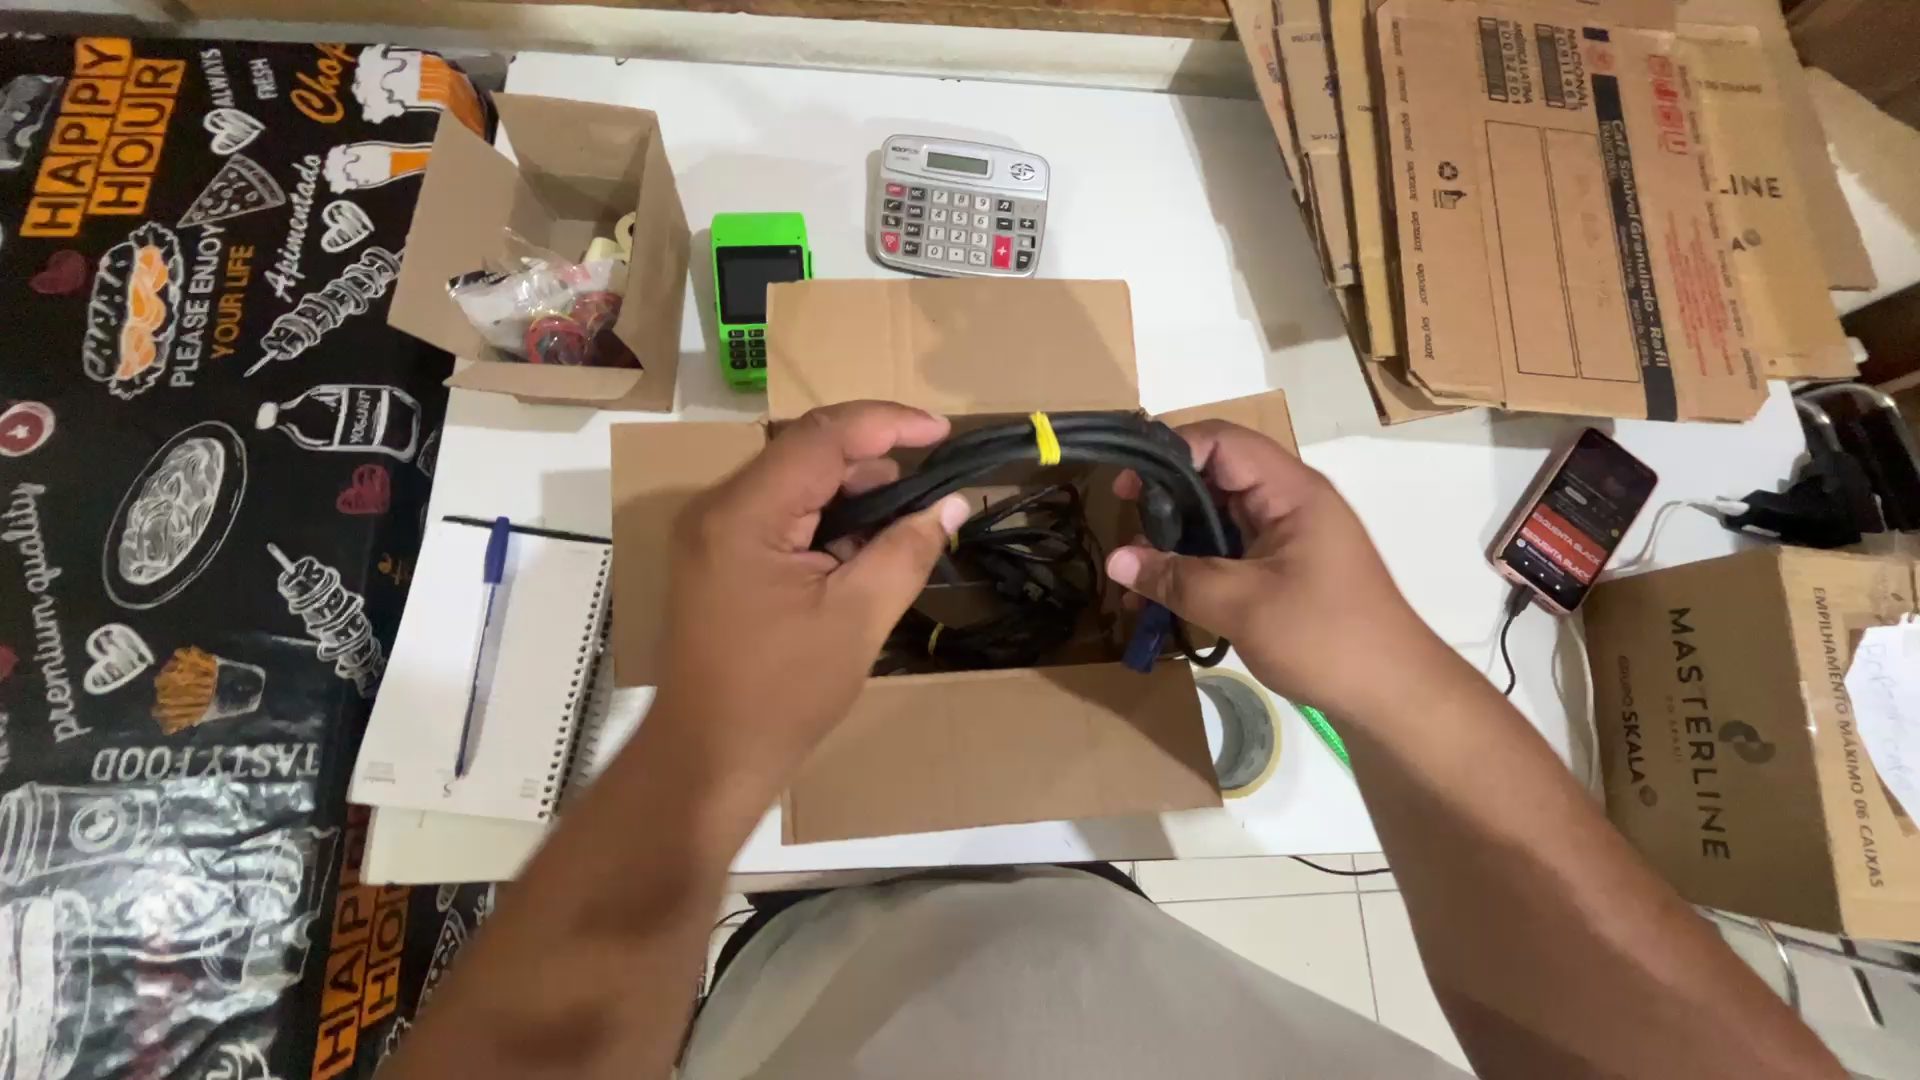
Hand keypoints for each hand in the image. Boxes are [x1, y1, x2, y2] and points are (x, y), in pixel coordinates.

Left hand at [651, 401, 968, 794]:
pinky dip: (826, 520)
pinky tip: (861, 547)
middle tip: (928, 488)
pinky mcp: (719, 554)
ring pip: (795, 481)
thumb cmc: (783, 695)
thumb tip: (951, 504)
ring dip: (852, 492)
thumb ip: (906, 551)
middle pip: (806, 452)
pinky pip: (781, 513)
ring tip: (901, 523)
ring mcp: (713, 531)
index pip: (823, 436)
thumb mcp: (858, 620)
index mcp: (745, 515)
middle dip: (873, 461)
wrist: (707, 757)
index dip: (888, 422)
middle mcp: (719, 508)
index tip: (942, 431)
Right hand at [1108, 420, 1440, 716]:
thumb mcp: (1241, 606)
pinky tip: (1159, 594)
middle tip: (1125, 524)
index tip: (1128, 485)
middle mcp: (1287, 502)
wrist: (1393, 695)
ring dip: (1174, 538)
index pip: (1221, 441)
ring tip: (1133, 566)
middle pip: (1214, 475)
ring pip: (1216, 517)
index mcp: (1290, 491)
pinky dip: (1192, 566)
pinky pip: (1225, 551)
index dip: (1169, 451)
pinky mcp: (1279, 567)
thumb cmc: (1326, 639)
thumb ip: (1175, 579)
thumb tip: (1114, 560)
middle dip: (1164, 497)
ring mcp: (1284, 536)